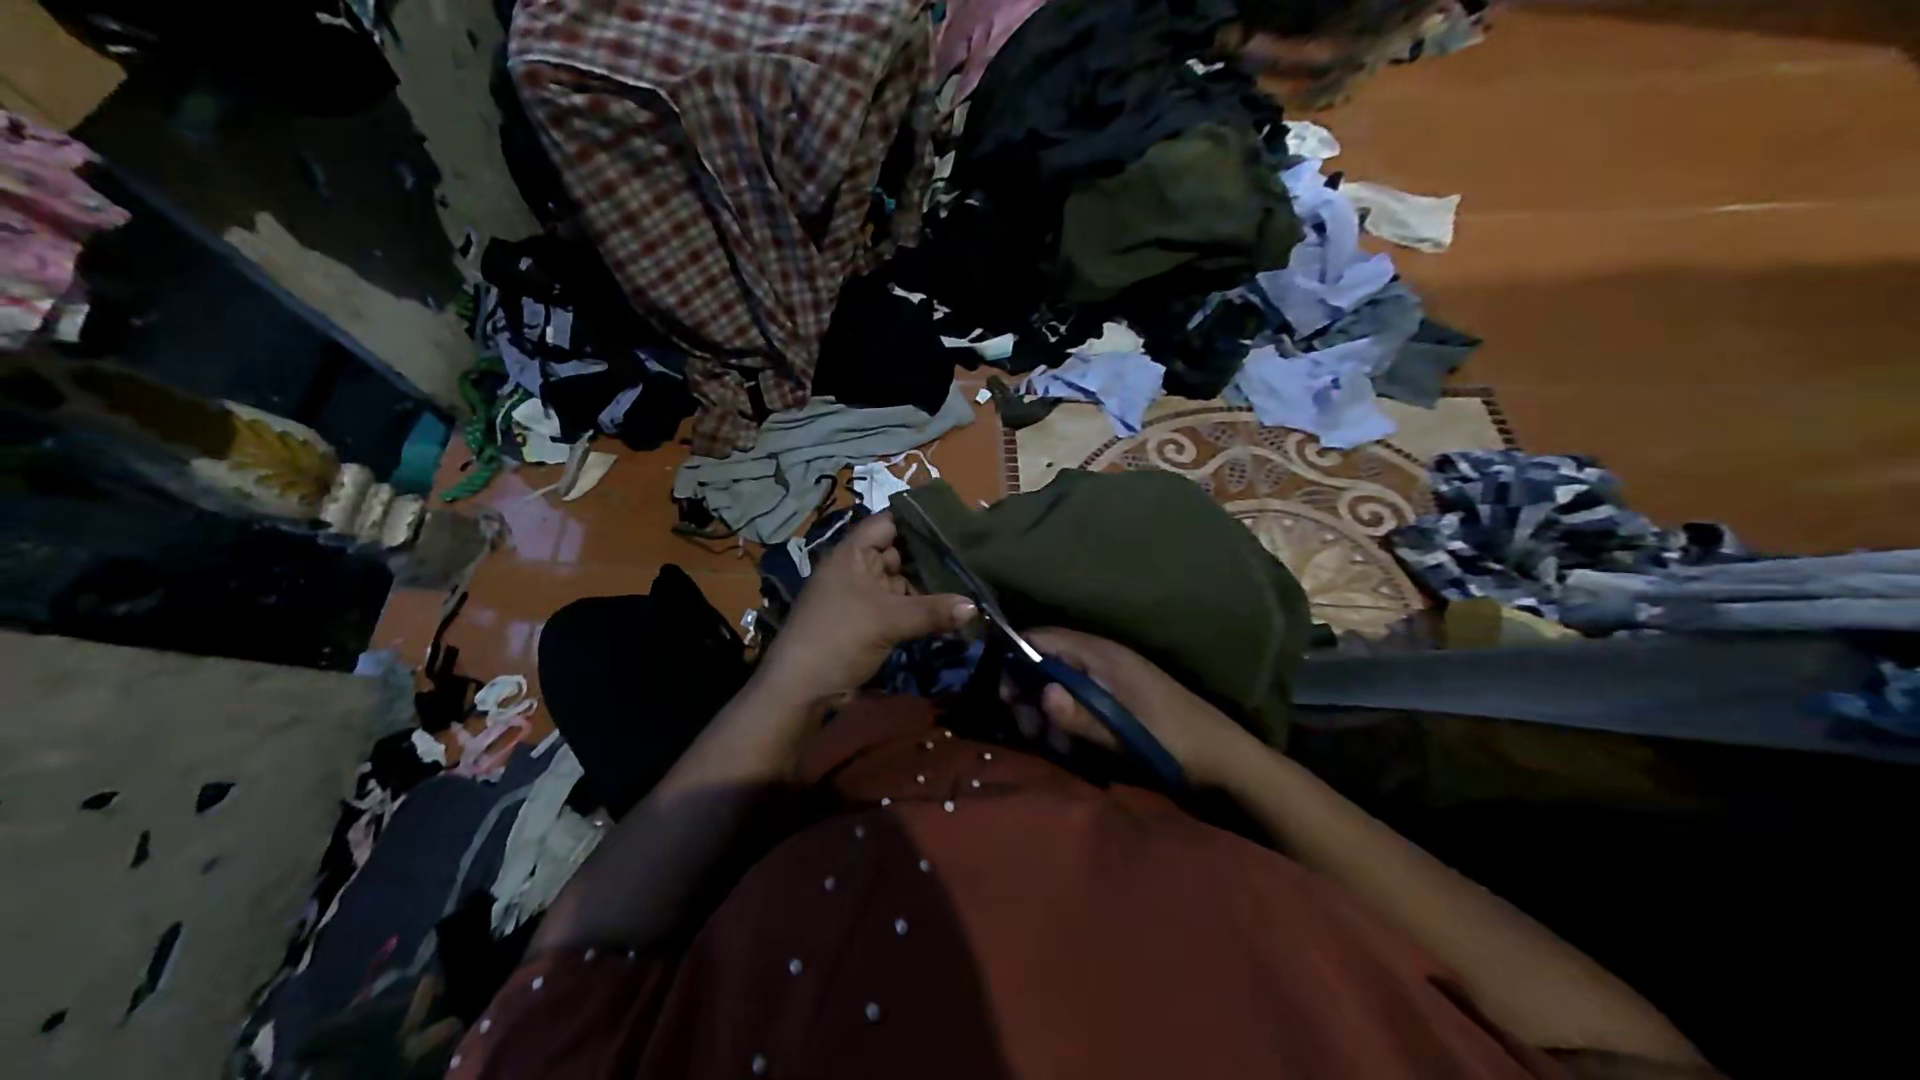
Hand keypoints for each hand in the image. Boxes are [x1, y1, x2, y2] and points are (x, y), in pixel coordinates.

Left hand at [758, 512, 976, 703]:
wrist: (800, 690)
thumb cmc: (838, 638)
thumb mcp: (887, 620)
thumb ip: (932, 611)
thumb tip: (976, 606)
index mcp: (852, 554)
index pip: (888, 522)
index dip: (917, 520)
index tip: (954, 523)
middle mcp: (857, 569)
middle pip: (899, 553)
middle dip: (931, 556)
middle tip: (972, 555)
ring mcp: (862, 597)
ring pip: (901, 583)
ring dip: (929, 586)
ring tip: (969, 583)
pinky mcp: (868, 622)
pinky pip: (899, 607)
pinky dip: (920, 610)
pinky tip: (950, 613)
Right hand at [1002, 628, 1259, 788]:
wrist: (1226, 760)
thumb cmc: (1176, 741)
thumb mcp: (1125, 734)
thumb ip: (1081, 715)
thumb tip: (1040, 693)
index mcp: (1103, 655)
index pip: (1044, 638)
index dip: (1016, 658)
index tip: (1002, 692)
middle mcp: (1102, 659)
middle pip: (1046, 661)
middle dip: (1029, 693)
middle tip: (1028, 728)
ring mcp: (1110, 678)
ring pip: (1059, 684)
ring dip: (1047, 712)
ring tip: (1051, 742)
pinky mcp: (1116, 698)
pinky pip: (1077, 699)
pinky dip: (1066, 718)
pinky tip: (1069, 744)